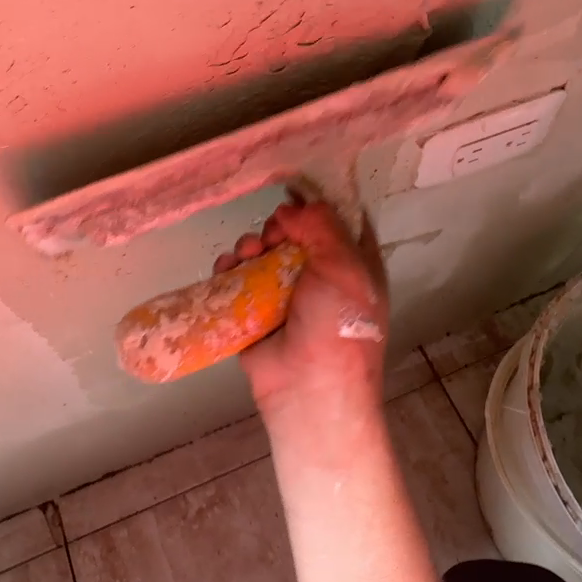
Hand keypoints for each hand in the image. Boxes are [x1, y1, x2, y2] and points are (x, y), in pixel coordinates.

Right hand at [213, 194, 390, 418]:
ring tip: (247, 255)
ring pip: (262, 254)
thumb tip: (291, 209)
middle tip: (272, 236)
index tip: (293, 191)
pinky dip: (229, 269)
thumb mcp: (345, 267)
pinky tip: (227, 269)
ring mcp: (286, 295)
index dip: (317, 203)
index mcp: (354, 265)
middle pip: (293, 233)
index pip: (339, 221)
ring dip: (249, 246)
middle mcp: (321, 277)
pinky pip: (237, 280)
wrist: (309, 390)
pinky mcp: (255, 312)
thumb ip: (322, 226)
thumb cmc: (338, 325)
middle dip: (277, 227)